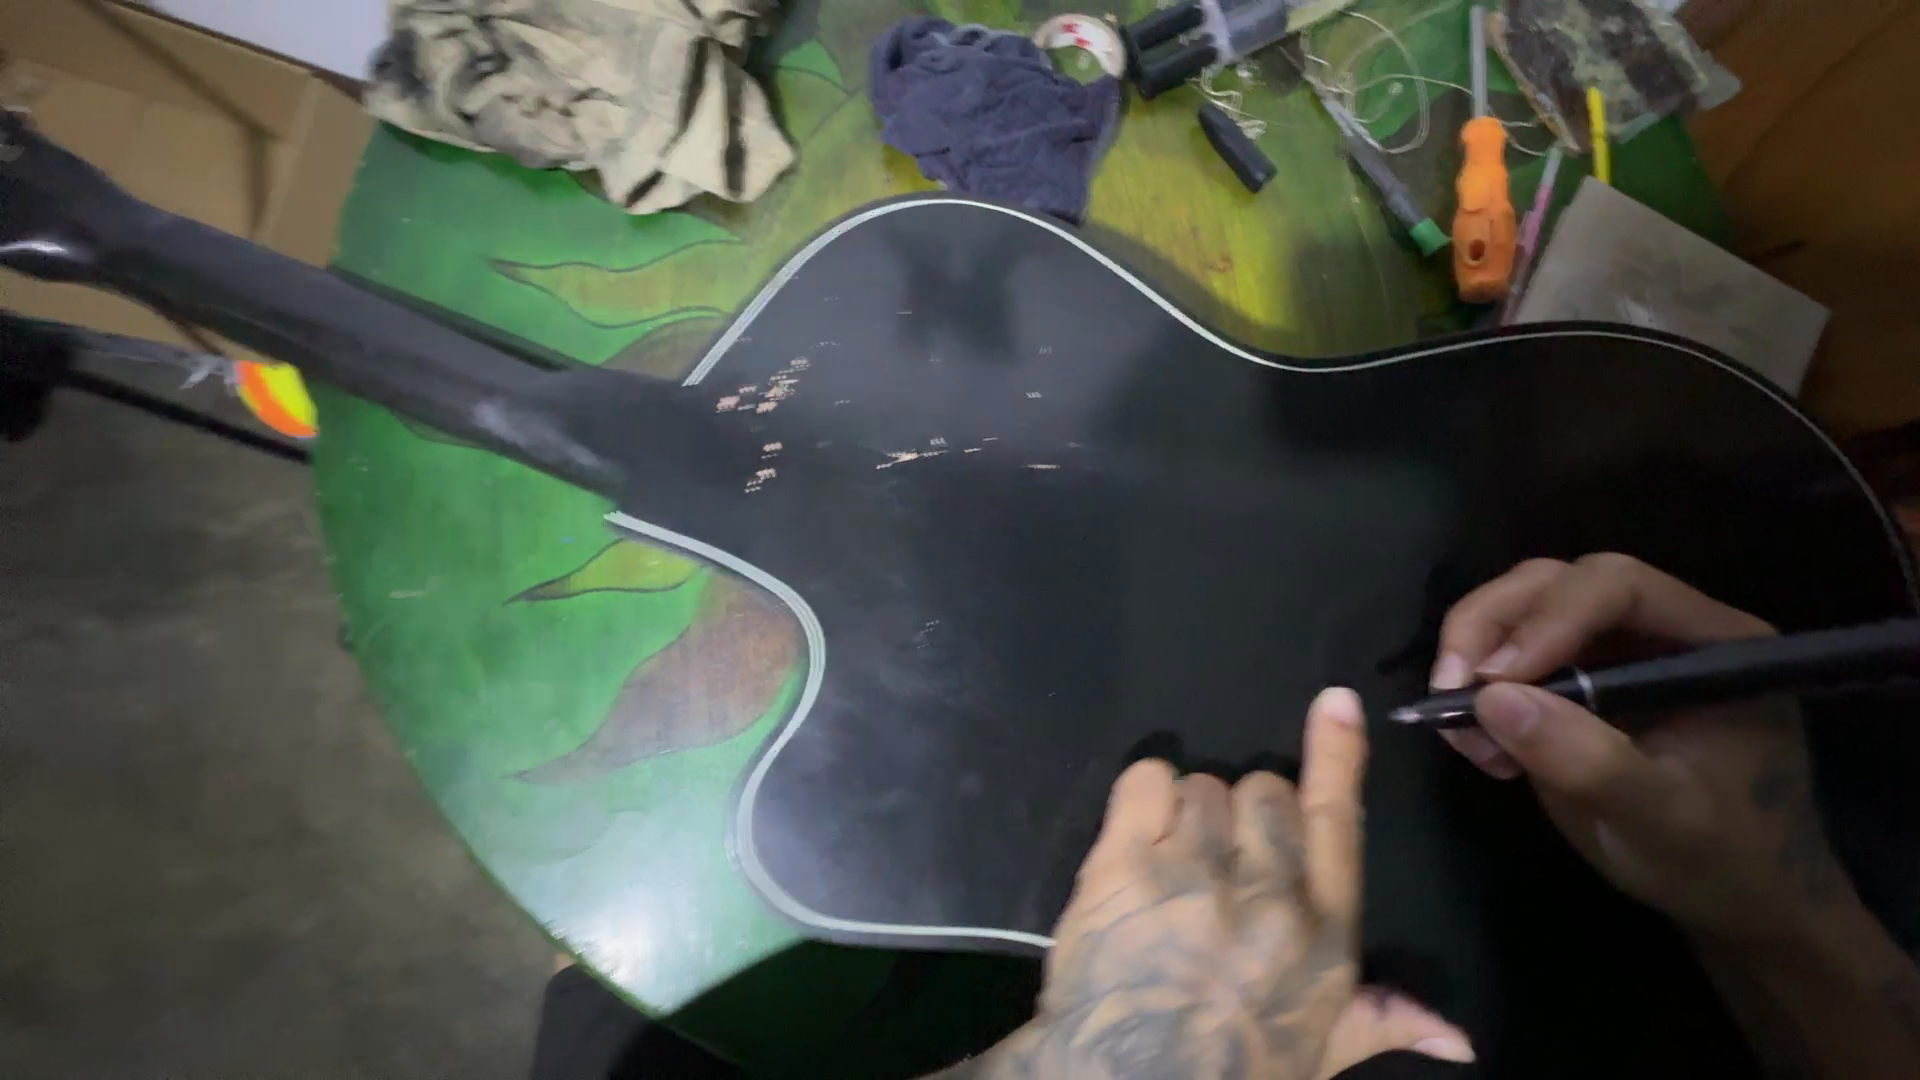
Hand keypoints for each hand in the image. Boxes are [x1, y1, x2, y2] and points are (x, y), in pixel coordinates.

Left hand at [942, 689, 1472, 1078]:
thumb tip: (1456, 1036)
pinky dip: (1143, 794)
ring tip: (1170, 866)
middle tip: (1214, 860)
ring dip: (1186, 814)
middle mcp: (1268, 887)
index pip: (1336, 818)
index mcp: (1323, 929)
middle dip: (1241, 814)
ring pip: (1203, 785)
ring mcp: (1196, 866)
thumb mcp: (1316, 1053)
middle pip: (1262, 790)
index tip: (1336, 702)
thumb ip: (1376, 1020)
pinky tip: (1136, 832)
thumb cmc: (1234, 1068)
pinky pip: (1147, 778)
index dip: (1337, 754)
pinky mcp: (1127, 856)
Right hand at [1432, 553, 1854, 942]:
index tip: (1496, 678)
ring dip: (1467, 658)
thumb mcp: (1663, 821)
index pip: (1616, 587)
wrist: (1721, 894)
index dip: (1548, 618)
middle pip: (1549, 584)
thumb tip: (1491, 699)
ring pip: (1509, 608)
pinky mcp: (1557, 671)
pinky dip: (1463, 687)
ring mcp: (1600, 647)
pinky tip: (1475, 743)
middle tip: (1451, 689)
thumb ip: (1590, 761)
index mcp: (1709, 644)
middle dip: (1488, 629)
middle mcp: (1651, 628)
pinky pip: (1490, 650)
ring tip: (1464, 732)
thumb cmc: (1717, 858)